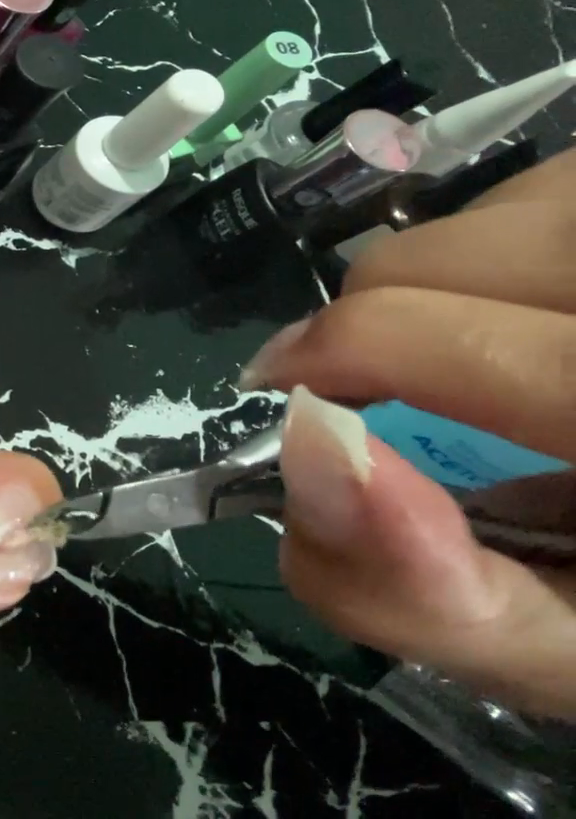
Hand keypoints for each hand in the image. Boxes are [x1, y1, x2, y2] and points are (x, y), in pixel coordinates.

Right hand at [239, 149, 575, 715]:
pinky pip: (550, 186)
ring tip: (487, 347)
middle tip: (393, 386)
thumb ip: (415, 590)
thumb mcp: (559, 652)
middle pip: (452, 255)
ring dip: (449, 276)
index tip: (288, 394)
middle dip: (379, 318)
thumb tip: (305, 446)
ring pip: (504, 202)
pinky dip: (513, 238)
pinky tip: (542, 309)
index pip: (451, 346)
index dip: (333, 358)